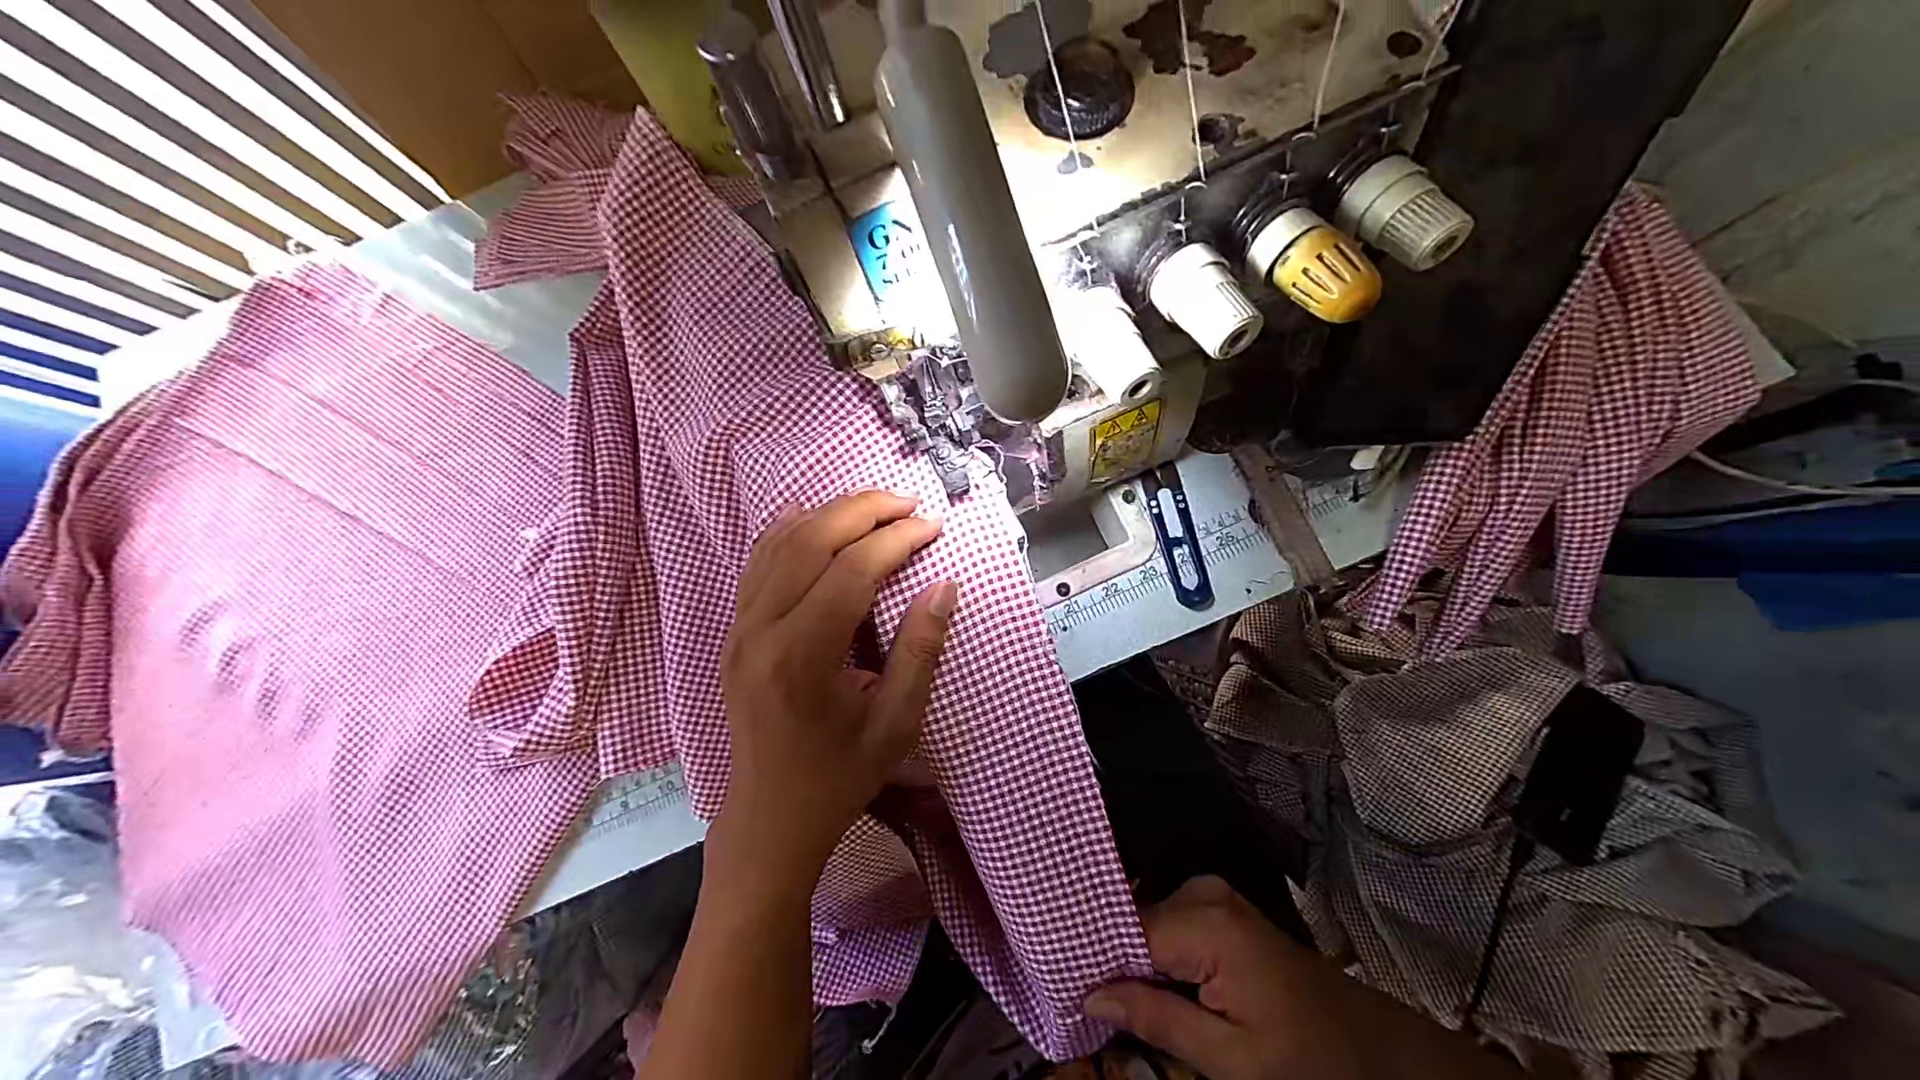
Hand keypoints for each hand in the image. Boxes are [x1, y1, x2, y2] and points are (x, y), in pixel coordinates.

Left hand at [715, 491, 957, 885]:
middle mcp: (761, 633)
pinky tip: (811, 517)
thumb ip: (920, 651)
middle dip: (862, 511)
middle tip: (908, 503)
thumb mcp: (896, 724)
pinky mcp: (734, 632)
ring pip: (779, 545)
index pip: (851, 572)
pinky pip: (758, 565)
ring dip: (829, 515)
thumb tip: (944, 585)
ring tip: (875, 506)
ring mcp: (739, 630)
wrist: (770, 816)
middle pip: (810, 542)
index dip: (896, 540)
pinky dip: (788, 532)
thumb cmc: (839, 777)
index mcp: (802, 659)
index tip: (933, 527)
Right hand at [1086, 878, 1517, 1079]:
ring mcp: (1209, 894)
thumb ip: (1157, 1019)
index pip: (1124, 932)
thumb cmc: (1308, 1058)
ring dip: (1124, 959)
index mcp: (1205, 922)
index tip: (1059, 984)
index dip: (1091, 960)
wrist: (1371, 1046)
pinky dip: (1146, 953)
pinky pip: (1162, 924)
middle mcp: (1201, 892)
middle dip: (1106, 960)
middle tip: (1078, 997)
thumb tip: (1089, 995)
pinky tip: (1135, 981)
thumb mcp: (1232, 1060)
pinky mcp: (1213, 906)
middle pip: (1130, 923)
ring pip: (1142, 923)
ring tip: (1100, 992)